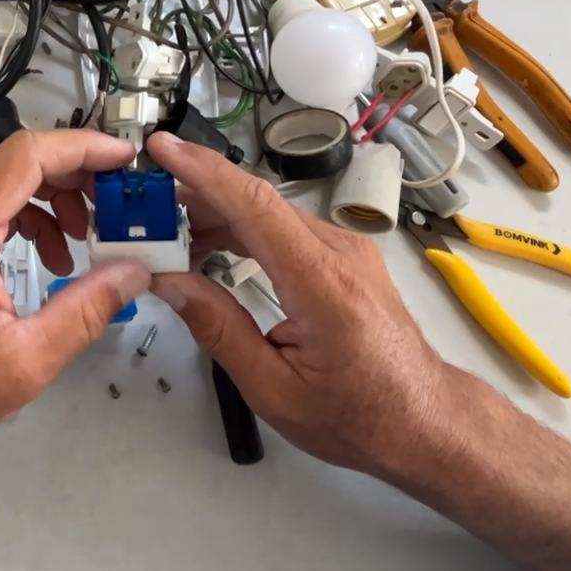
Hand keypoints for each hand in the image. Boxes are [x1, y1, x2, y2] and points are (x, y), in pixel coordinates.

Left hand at [0, 129, 151, 477]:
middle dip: (76, 174)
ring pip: (7, 181)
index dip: (82, 148)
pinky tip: (53, 258)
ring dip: (55, 198)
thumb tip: (136, 272)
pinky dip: (30, 217)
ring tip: (88, 238)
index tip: (125, 160)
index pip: (28, 157)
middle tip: (118, 203)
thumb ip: (85, 310)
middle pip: (20, 161)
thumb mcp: (25, 361)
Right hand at [145, 131, 453, 477]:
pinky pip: (283, 226)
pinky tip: (212, 246)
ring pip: (268, 212)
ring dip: (216, 213)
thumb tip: (169, 282)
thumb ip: (219, 328)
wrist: (426, 421)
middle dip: (195, 195)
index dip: (204, 172)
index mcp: (322, 284)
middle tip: (144, 208)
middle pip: (256, 203)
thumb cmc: (355, 416)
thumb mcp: (274, 389)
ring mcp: (345, 248)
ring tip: (170, 235)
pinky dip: (241, 228)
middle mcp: (338, 251)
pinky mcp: (343, 254)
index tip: (162, 148)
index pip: (255, 207)